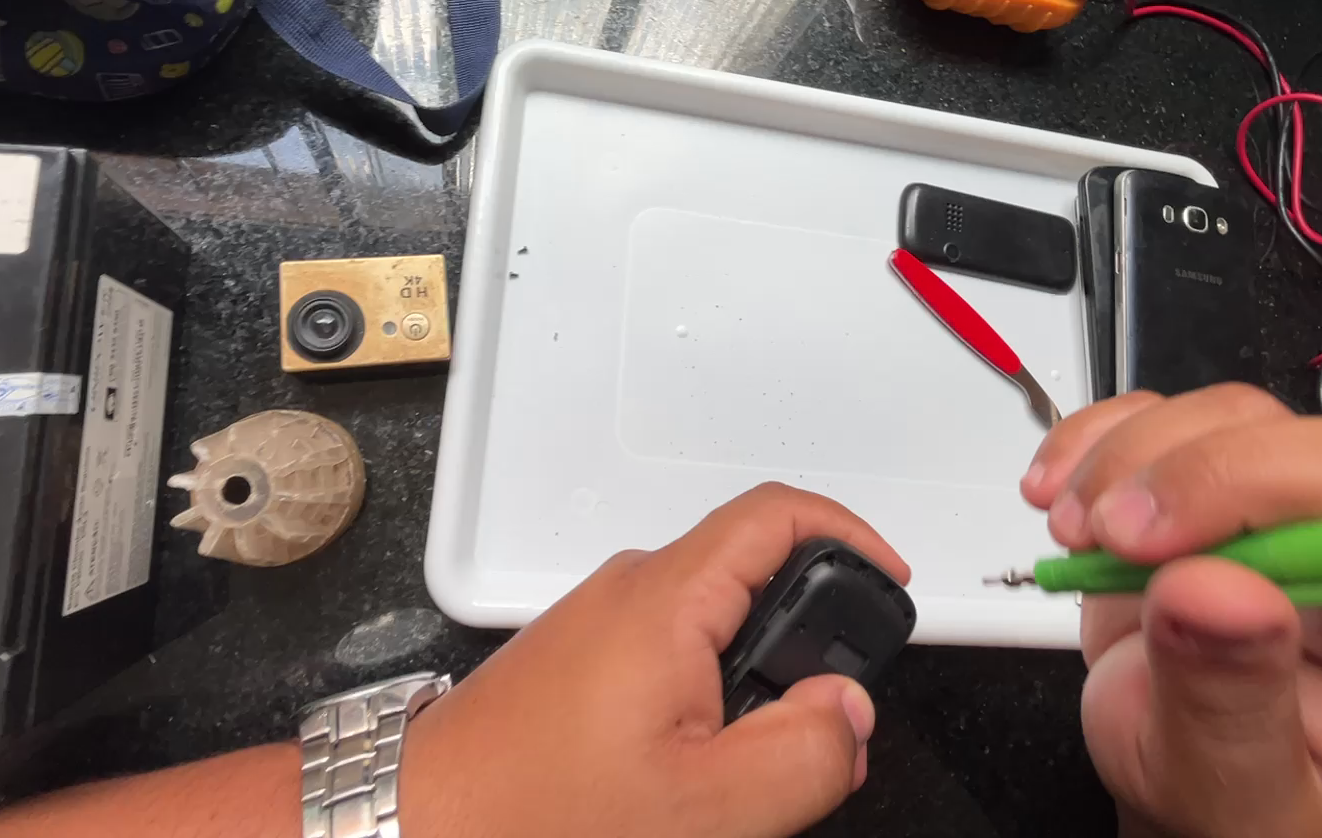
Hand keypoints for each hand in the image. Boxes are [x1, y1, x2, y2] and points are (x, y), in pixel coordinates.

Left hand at [399, 483, 910, 837]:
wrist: (433, 813)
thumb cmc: (541, 809)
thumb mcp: (702, 807)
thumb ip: (800, 754)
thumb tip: (849, 707)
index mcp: (668, 598)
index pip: (773, 514)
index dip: (844, 529)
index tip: (888, 575)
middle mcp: (636, 583)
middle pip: (751, 561)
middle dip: (809, 623)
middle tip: (830, 706)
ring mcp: (609, 608)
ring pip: (716, 604)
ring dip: (762, 659)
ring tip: (766, 749)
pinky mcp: (592, 638)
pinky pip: (677, 630)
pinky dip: (718, 671)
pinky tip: (710, 745)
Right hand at [1020, 379, 1321, 837]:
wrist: (1156, 752)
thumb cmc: (1233, 806)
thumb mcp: (1231, 798)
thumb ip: (1228, 710)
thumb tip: (1215, 593)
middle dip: (1229, 481)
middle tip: (1125, 540)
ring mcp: (1298, 510)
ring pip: (1245, 417)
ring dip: (1136, 462)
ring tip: (1077, 536)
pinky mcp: (1203, 473)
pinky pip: (1157, 410)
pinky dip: (1090, 438)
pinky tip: (1053, 491)